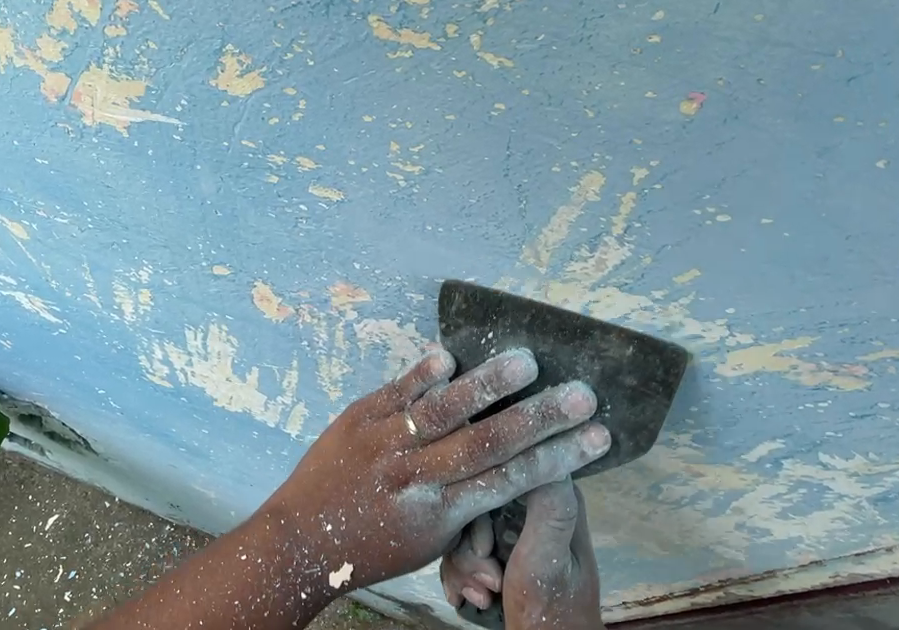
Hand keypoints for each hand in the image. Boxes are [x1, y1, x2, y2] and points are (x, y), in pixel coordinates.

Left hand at [250, 345, 610, 596]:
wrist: (301, 539)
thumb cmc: (372, 545)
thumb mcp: (430, 540)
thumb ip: (466, 501)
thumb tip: (507, 463)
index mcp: (442, 512)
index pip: (510, 480)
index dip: (558, 458)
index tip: (597, 435)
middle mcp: (419, 477)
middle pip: (489, 443)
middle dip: (540, 418)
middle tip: (582, 394)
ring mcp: (387, 443)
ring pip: (444, 411)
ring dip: (487, 384)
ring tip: (527, 360)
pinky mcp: (360, 418)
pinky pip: (395, 393)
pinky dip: (421, 373)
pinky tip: (449, 353)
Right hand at [441, 480, 600, 629]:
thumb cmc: (550, 614)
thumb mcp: (546, 560)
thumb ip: (547, 505)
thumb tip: (539, 444)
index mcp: (551, 493)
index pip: (501, 464)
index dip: (481, 500)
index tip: (482, 545)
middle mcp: (531, 503)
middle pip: (477, 496)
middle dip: (471, 545)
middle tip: (487, 579)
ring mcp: (512, 526)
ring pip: (464, 523)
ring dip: (465, 565)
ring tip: (482, 595)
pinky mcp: (497, 547)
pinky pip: (462, 545)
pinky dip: (460, 575)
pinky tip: (468, 597)